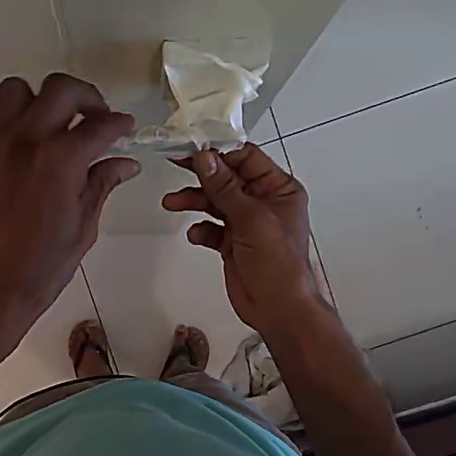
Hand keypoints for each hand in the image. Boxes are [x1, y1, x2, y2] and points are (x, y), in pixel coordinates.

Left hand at [0, 73, 138, 360]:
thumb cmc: (43, 264)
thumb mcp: (84, 224)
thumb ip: (102, 184)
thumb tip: (123, 164)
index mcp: (61, 159)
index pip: (99, 125)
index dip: (118, 124)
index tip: (124, 128)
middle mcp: (24, 141)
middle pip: (60, 89)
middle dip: (86, 98)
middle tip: (95, 116)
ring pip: (16, 91)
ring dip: (41, 101)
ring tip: (53, 124)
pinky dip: (10, 122)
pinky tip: (23, 146)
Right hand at [163, 144, 324, 335]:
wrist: (279, 308)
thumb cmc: (281, 266)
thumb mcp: (252, 219)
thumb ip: (225, 188)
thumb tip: (206, 159)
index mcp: (278, 189)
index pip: (246, 158)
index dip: (220, 152)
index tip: (193, 147)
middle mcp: (263, 203)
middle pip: (227, 178)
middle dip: (202, 174)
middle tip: (176, 163)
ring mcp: (247, 223)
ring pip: (215, 202)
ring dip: (194, 200)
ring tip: (174, 202)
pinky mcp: (233, 243)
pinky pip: (211, 227)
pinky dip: (201, 228)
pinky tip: (196, 234)